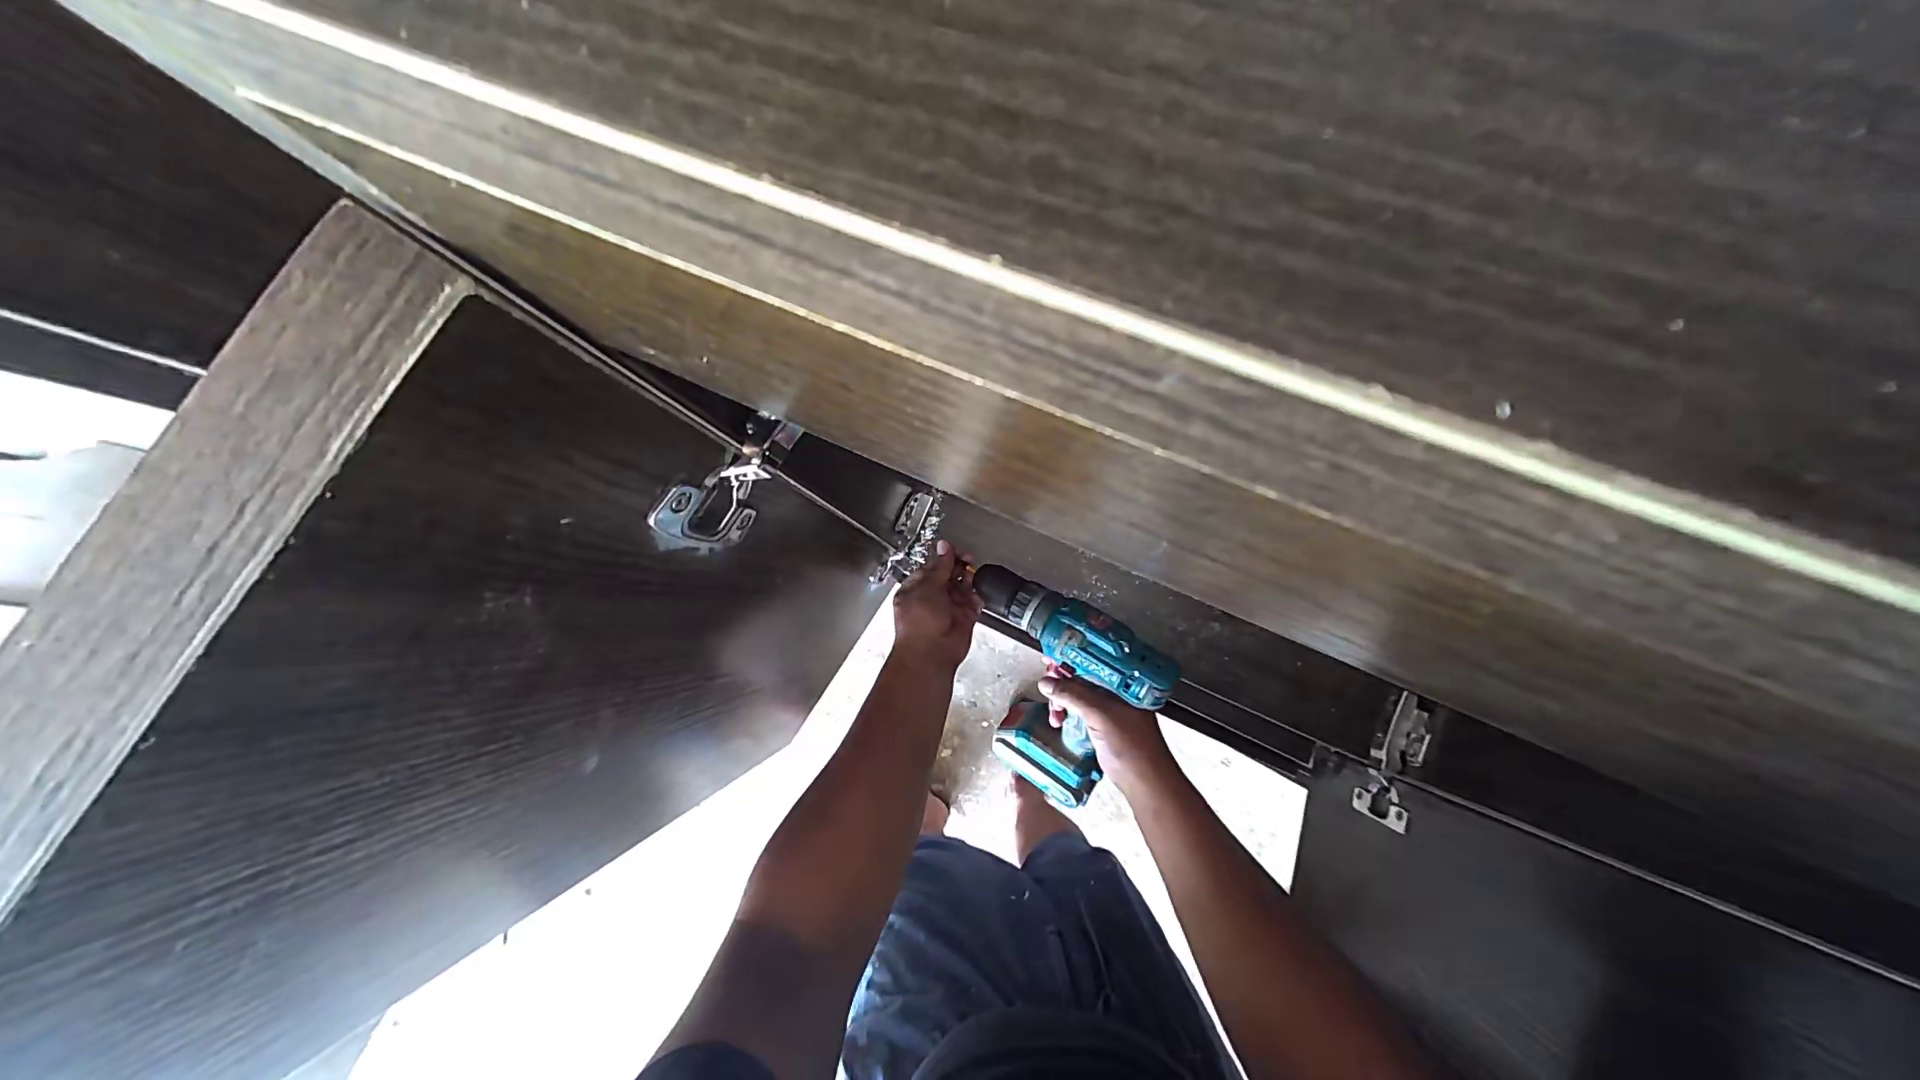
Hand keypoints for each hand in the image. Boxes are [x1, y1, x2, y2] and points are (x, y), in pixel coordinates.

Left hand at [891, 540, 982, 671]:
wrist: (931, 653)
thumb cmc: (920, 623)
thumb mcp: (929, 587)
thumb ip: (940, 566)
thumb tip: (944, 547)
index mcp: (916, 588)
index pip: (932, 567)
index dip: (945, 558)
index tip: (956, 551)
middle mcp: (931, 598)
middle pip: (949, 576)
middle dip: (959, 567)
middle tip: (968, 561)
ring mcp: (947, 609)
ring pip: (962, 588)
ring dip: (968, 581)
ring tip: (972, 577)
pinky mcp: (962, 619)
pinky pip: (973, 604)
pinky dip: (976, 599)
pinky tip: (976, 596)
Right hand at [1037, 669, 1173, 785]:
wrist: (1146, 785)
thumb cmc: (1134, 749)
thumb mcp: (1101, 716)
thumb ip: (1074, 695)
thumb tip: (1047, 682)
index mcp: (1126, 683)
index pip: (1096, 660)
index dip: (1073, 656)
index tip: (1052, 656)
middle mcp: (1119, 692)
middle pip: (1085, 676)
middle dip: (1063, 681)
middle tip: (1047, 686)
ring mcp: (1112, 710)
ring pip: (1080, 695)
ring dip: (1062, 700)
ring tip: (1055, 714)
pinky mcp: (1104, 726)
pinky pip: (1080, 711)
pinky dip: (1067, 713)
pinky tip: (1059, 721)